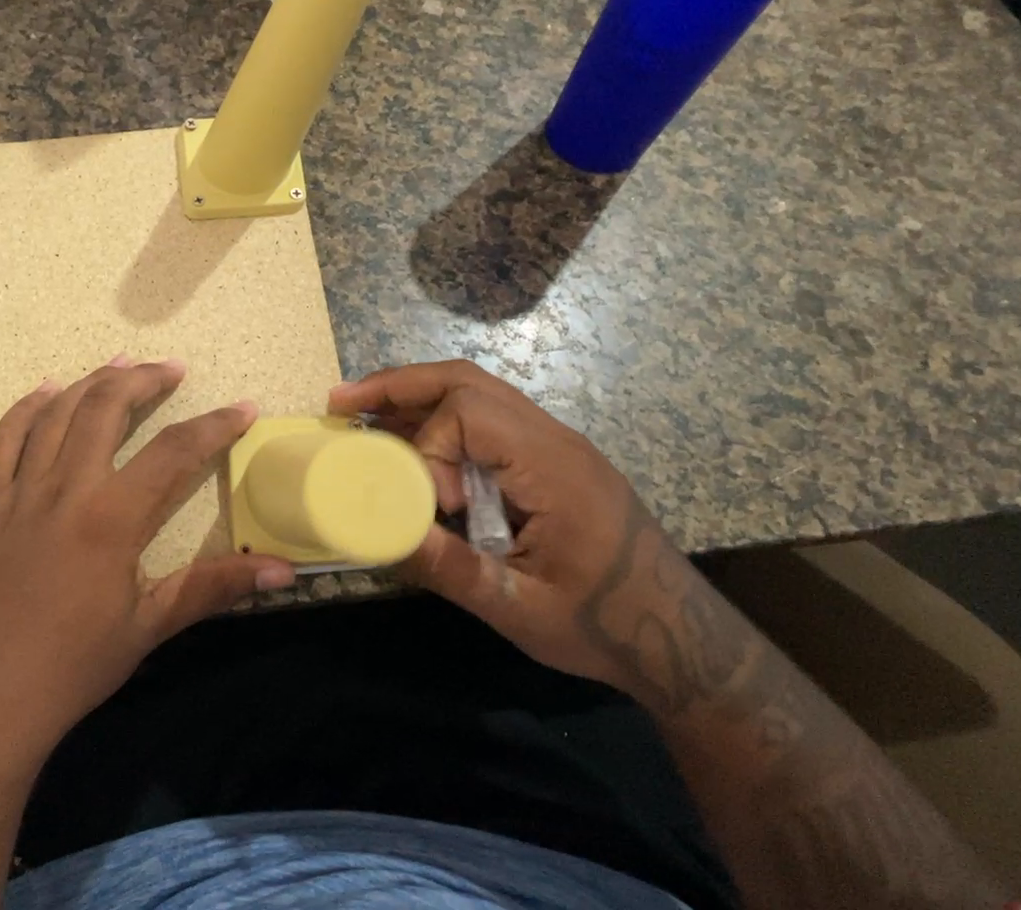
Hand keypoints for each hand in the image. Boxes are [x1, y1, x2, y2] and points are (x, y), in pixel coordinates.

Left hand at [0, 356, 296, 753]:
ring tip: (118, 365)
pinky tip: (43, 393)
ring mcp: (16, 492)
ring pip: (54, 415)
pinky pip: (1, 441)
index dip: (214, 426)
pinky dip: (24, 409)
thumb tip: (283, 571)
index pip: (174, 452)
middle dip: (143, 380)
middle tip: (170, 369)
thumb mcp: (150, 626)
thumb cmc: (73, 667)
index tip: (242, 408)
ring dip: (89, 383)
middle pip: (105, 409)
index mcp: (111, 518)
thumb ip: (213, 587)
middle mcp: (65, 489)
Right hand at [329, 359, 718, 706]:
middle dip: (400, 385)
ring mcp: (555, 447)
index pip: (470, 414)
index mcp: (554, 468)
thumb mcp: (521, 609)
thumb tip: (379, 535)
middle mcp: (554, 441)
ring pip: (478, 394)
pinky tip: (411, 448)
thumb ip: (451, 570)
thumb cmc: (604, 626)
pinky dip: (441, 424)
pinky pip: (488, 423)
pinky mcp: (550, 464)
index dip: (430, 450)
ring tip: (363, 415)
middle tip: (342, 402)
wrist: (679, 638)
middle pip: (468, 381)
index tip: (432, 507)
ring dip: (417, 398)